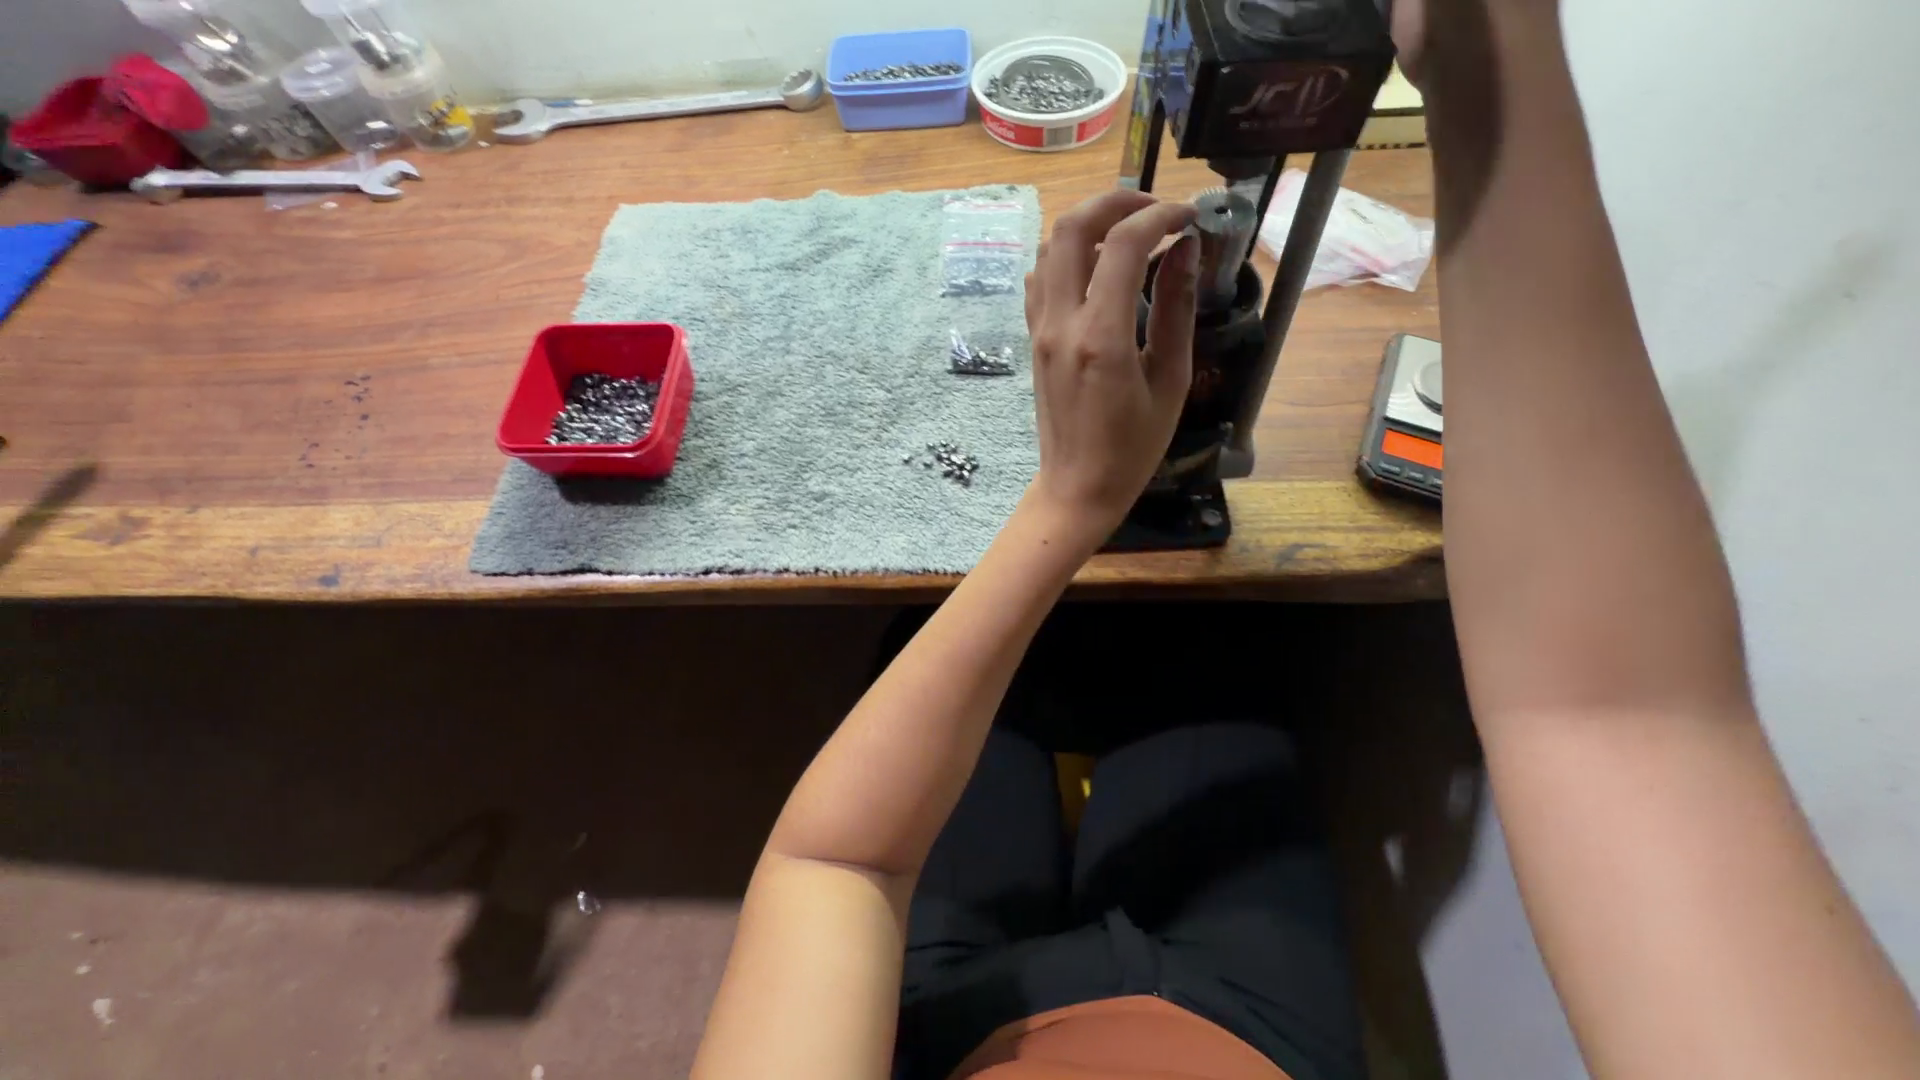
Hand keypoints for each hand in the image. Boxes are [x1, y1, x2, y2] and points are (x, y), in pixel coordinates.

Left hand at [1024, 191, 1198, 534]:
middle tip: (1156, 210)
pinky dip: (1067, 255)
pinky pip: (1040, 278)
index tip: (1190, 218)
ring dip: (1089, 225)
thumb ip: (1177, 311)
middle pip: (1072, 228)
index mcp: (1101, 338)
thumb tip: (1186, 249)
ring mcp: (1040, 330)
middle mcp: (1061, 324)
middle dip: (1116, 201)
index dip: (1161, 216)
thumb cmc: (1132, 447)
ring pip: (1050, 247)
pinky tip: (1097, 269)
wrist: (1076, 486)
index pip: (1124, 246)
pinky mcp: (1033, 338)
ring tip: (1130, 235)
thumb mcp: (1169, 382)